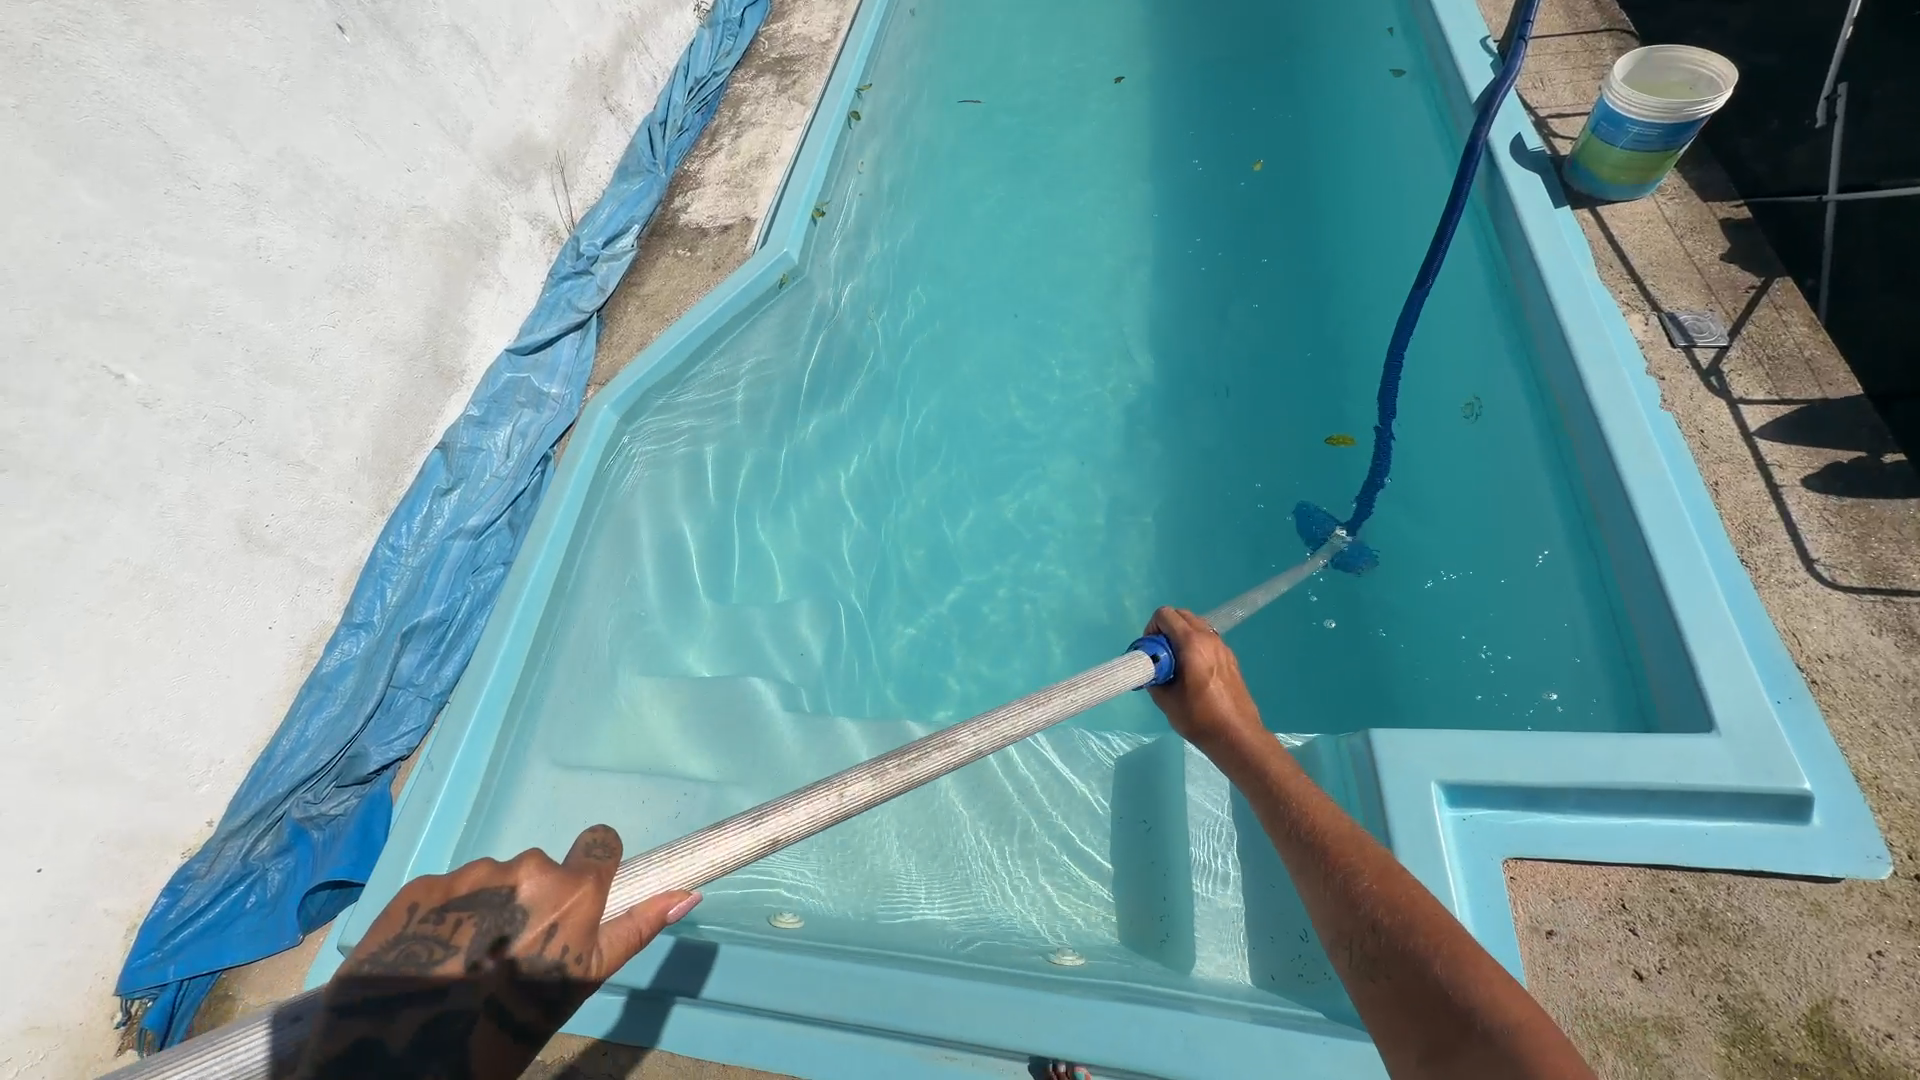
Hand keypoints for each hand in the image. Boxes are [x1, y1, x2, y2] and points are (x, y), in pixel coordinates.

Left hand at [295, 825, 699, 1079]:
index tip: (572, 906)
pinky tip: (429, 957)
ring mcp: (471, 875)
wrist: (401, 1059)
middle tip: (510, 954)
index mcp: (573, 891)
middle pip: (543, 868)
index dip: (590, 871)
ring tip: (464, 961)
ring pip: (494, 879)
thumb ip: (633, 930)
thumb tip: (690, 893)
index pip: (600, 843)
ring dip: (488, 907)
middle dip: (532, 900)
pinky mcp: (420, 887)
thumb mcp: (581, 982)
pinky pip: (448, 890)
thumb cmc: (510, 1026)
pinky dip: (445, 916)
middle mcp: (528, 868)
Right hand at [1143, 606, 1266, 755]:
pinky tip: (1194, 673)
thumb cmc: (1199, 717)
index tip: (1151, 652)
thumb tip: (1151, 670)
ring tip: (1177, 664)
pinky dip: (1195, 645)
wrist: (1236, 735)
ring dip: (1181, 636)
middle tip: (1161, 655)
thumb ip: (1153, 677)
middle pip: (1181, 615)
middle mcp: (1209, 638)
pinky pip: (1208, 640)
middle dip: (1165, 630)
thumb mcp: (1165, 699)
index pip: (1165, 615)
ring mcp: (1223, 647)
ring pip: (1196, 626)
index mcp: (1191, 643)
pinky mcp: (1231, 658)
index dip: (1151, 629)